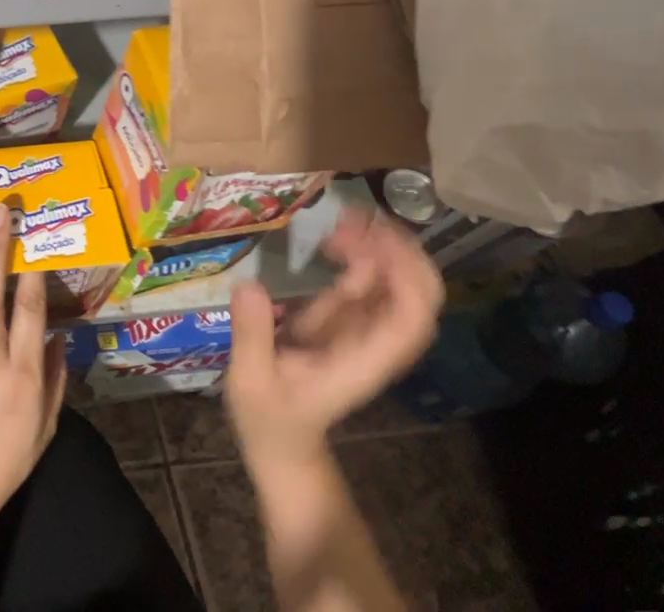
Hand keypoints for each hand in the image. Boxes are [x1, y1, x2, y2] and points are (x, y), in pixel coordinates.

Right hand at [226, 208, 442, 464]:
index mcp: (363, 362)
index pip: (409, 322)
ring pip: (389, 283)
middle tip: (360, 219)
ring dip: (375, 246)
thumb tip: (249, 286)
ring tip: (341, 218)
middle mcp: (373, 342)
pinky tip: (334, 236)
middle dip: (399, 253)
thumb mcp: (250, 381)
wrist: (281, 445)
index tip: (378, 243)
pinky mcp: (342, 323)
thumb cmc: (269, 421)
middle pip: (414, 296)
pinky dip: (355, 257)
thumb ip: (252, 337)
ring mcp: (361, 330)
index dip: (406, 281)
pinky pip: (362, 285)